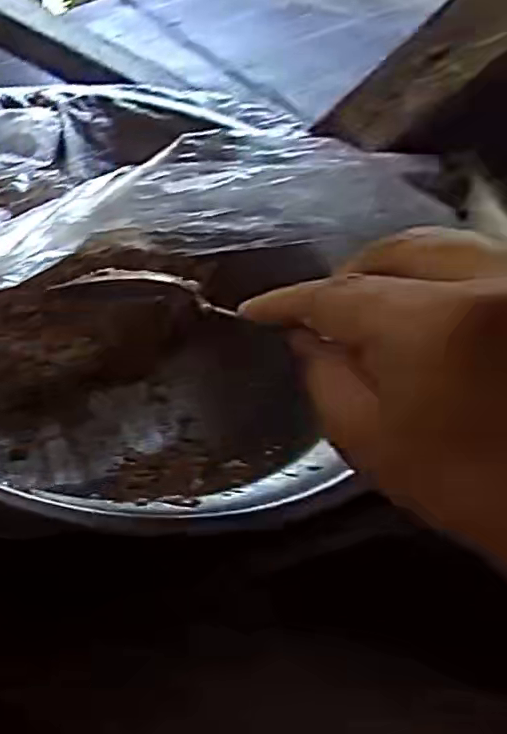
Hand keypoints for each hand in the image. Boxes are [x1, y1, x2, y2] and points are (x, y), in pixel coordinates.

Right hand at [240, 227, 506, 558]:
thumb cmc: (471, 483)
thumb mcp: (366, 434)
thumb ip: (327, 373)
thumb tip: (310, 337)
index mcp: (439, 321)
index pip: (338, 294)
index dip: (285, 302)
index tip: (253, 311)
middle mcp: (506, 286)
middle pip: (411, 250)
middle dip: (352, 274)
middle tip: (318, 309)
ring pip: (465, 253)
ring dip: (407, 278)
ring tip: (375, 315)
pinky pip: (497, 277)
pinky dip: (453, 289)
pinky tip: (430, 322)